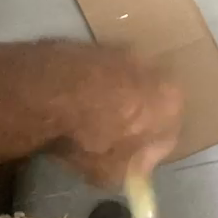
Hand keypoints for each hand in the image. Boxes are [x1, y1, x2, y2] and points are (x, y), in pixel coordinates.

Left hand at [0, 40, 182, 187]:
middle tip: (107, 145)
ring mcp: (119, 51)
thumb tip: (126, 172)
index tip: (127, 169)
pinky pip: (93, 75)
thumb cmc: (91, 136)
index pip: (166, 138)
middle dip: (130, 125)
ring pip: (120, 86)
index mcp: (170, 101)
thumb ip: (125, 173)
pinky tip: (67, 105)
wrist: (47, 90)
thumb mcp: (110, 173)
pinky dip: (86, 89)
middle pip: (146, 104)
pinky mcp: (88, 44)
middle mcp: (152, 69)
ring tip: (83, 124)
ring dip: (108, 103)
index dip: (145, 158)